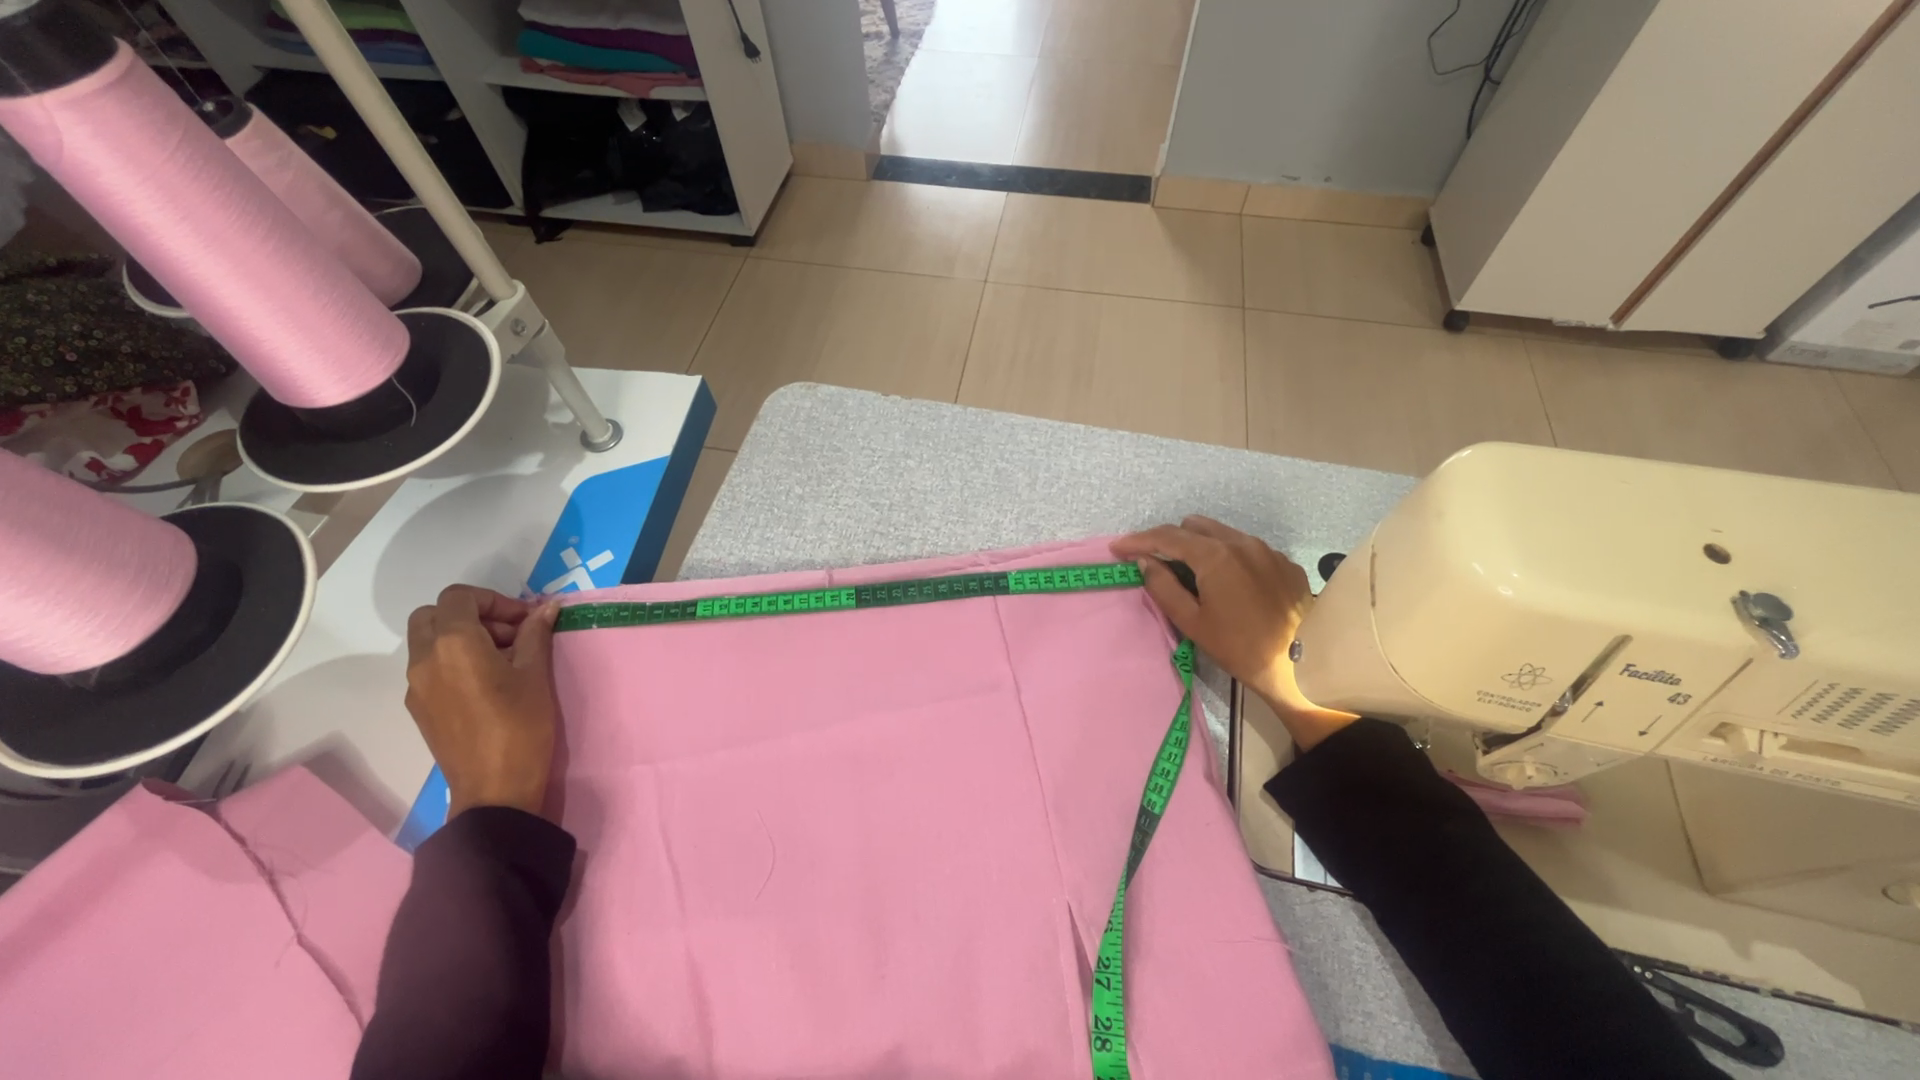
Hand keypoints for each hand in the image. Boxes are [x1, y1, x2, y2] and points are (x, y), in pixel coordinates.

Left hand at [405, 585, 560, 817]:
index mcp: (453, 644)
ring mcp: (416, 684)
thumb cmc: (521, 725)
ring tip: (503, 660)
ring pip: (429, 640)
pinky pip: (430, 666)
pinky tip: (487, 683)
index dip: (494, 600)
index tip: (524, 620)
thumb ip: (536, 634)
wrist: (495, 789)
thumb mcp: (536, 674)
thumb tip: (546, 607)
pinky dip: (454, 660)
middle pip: (435, 614)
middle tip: (510, 635)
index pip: (460, 597)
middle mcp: (425, 658)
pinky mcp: (419, 707)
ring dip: (462, 636)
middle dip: (472, 614)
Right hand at [1112, 517, 1357, 750]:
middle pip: (1194, 526)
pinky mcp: (1284, 564)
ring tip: (1191, 571)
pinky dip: (1229, 557)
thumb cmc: (1239, 647)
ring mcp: (1267, 550)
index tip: (1118, 548)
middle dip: (1169, 539)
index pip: (1167, 536)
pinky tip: (1229, 584)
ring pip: (1222, 533)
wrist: (1301, 665)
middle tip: (1154, 561)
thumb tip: (1146, 561)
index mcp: (1215, 555)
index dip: (1139, 540)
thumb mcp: (1192, 622)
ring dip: (1200, 545)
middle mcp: (1241, 542)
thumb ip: (1163, 586)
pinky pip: (1247, 549)